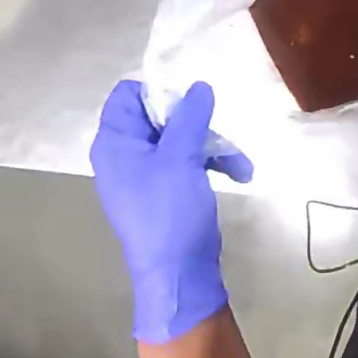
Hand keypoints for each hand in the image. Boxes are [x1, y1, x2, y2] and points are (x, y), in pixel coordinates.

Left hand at [90, 80, 253, 344]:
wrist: (178, 271)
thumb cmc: (170, 211)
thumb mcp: (180, 159)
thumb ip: (190, 118)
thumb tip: (199, 86)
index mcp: (115, 142)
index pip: (129, 95)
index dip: (161, 94)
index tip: (194, 106)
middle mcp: (125, 155)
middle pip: (160, 118)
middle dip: (199, 125)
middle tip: (222, 138)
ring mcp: (146, 175)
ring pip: (181, 142)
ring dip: (213, 148)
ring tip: (242, 166)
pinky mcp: (167, 192)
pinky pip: (187, 165)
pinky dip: (210, 166)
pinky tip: (238, 175)